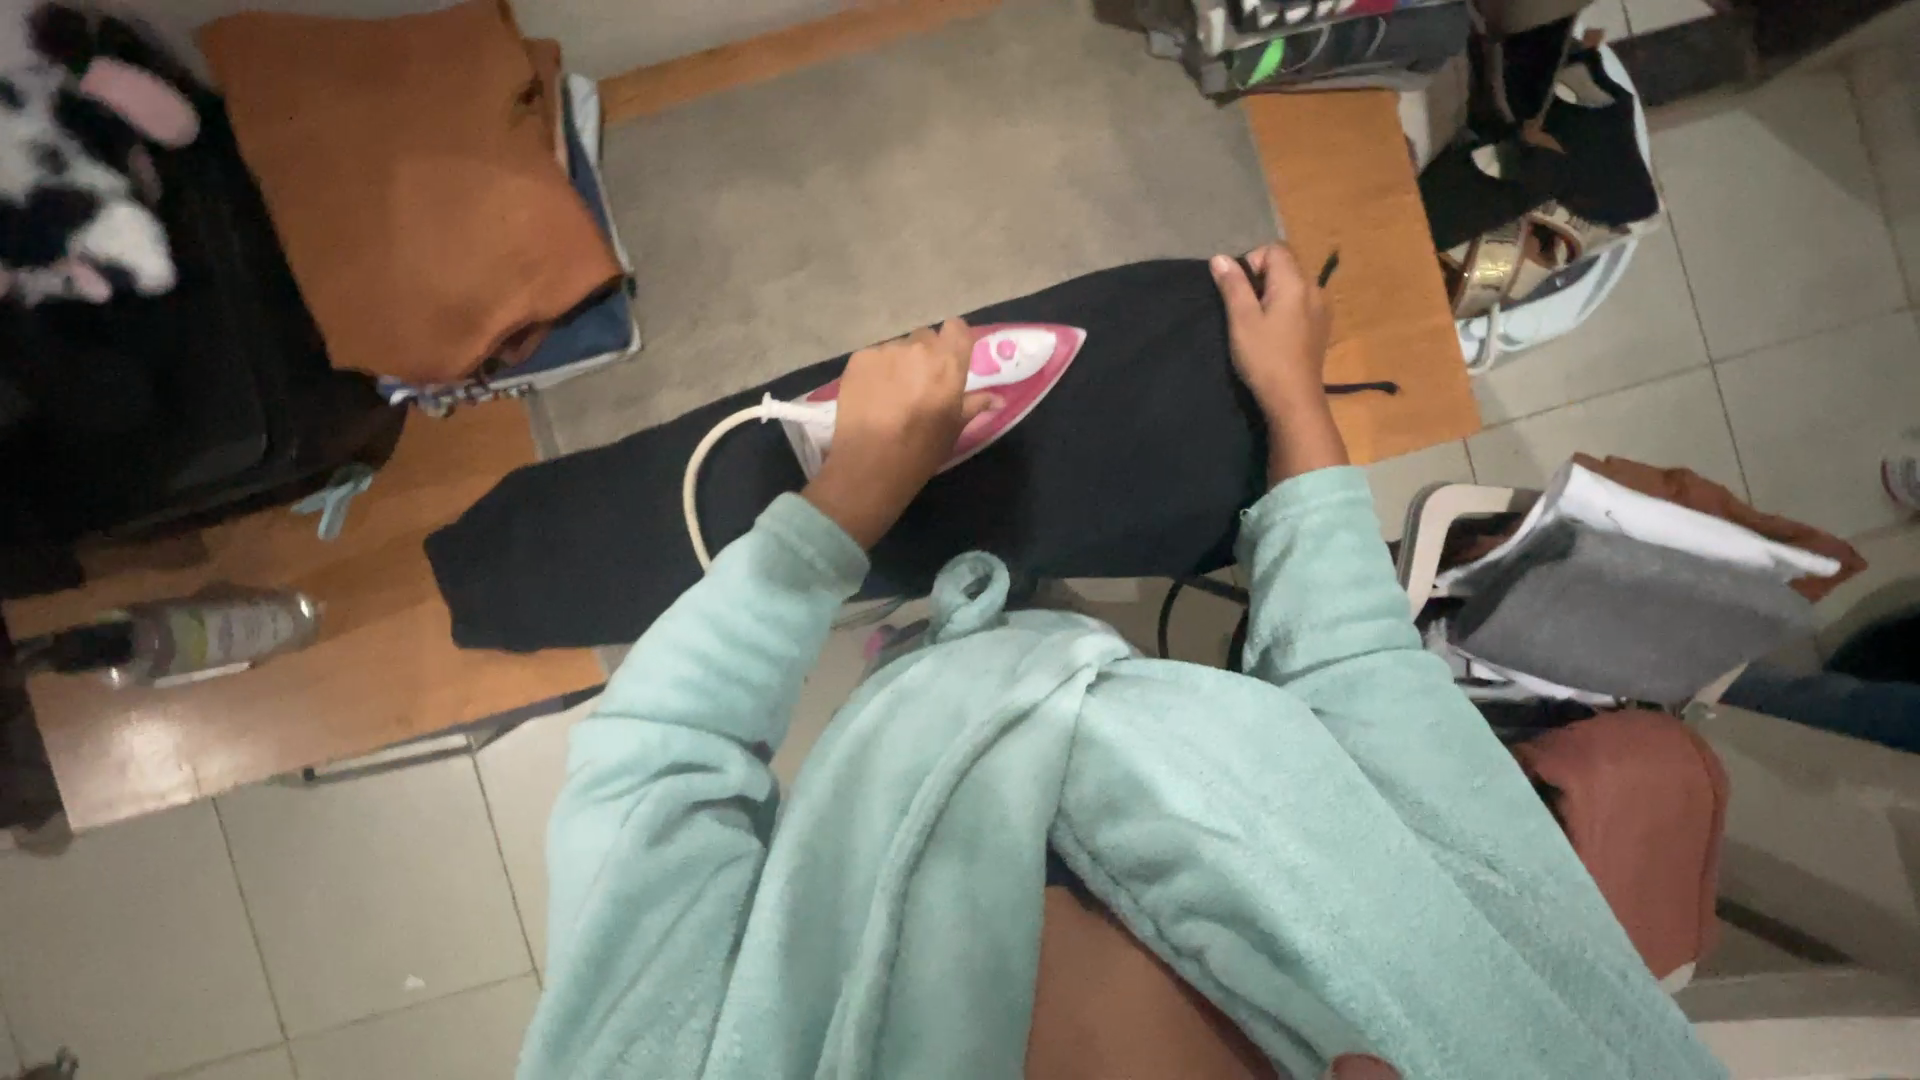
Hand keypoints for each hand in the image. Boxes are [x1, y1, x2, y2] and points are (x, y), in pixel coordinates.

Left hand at [803, 318, 998, 547]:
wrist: (871, 462)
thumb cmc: (921, 449)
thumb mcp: (954, 428)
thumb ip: (974, 404)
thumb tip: (997, 399)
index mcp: (948, 362)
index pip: (957, 327)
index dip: (953, 341)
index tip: (949, 361)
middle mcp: (918, 348)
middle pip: (925, 338)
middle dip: (925, 355)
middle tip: (919, 385)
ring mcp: (885, 350)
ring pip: (897, 348)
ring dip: (898, 364)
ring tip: (891, 395)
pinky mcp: (859, 359)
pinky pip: (873, 357)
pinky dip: (874, 372)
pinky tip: (871, 396)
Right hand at [1210, 245, 1331, 413]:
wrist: (1293, 397)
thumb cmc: (1264, 357)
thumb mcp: (1242, 320)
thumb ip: (1233, 286)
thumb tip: (1220, 258)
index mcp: (1295, 282)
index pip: (1274, 249)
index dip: (1251, 262)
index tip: (1238, 291)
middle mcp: (1314, 288)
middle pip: (1286, 265)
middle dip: (1261, 278)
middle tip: (1244, 310)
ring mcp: (1322, 308)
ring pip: (1293, 285)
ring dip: (1273, 295)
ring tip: (1259, 324)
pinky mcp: (1322, 326)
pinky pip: (1301, 303)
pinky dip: (1286, 309)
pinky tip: (1275, 334)